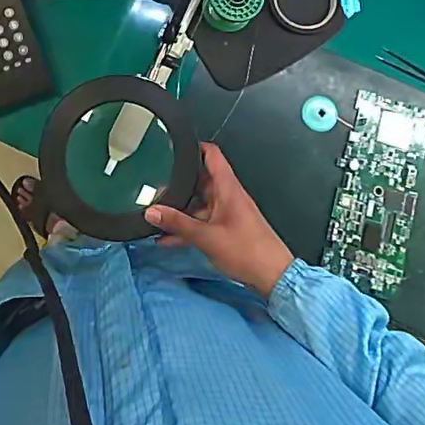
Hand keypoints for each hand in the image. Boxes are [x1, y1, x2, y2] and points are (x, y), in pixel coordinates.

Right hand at [146, 143, 293, 296]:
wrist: (274, 277)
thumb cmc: (246, 251)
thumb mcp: (206, 237)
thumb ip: (177, 223)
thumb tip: (150, 212)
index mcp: (227, 188)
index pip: (212, 155)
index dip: (194, 146)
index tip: (172, 146)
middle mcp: (227, 195)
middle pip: (200, 179)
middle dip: (178, 181)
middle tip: (154, 184)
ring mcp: (227, 212)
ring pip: (198, 203)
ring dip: (180, 209)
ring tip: (156, 214)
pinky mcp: (226, 228)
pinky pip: (202, 221)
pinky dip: (187, 226)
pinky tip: (167, 238)